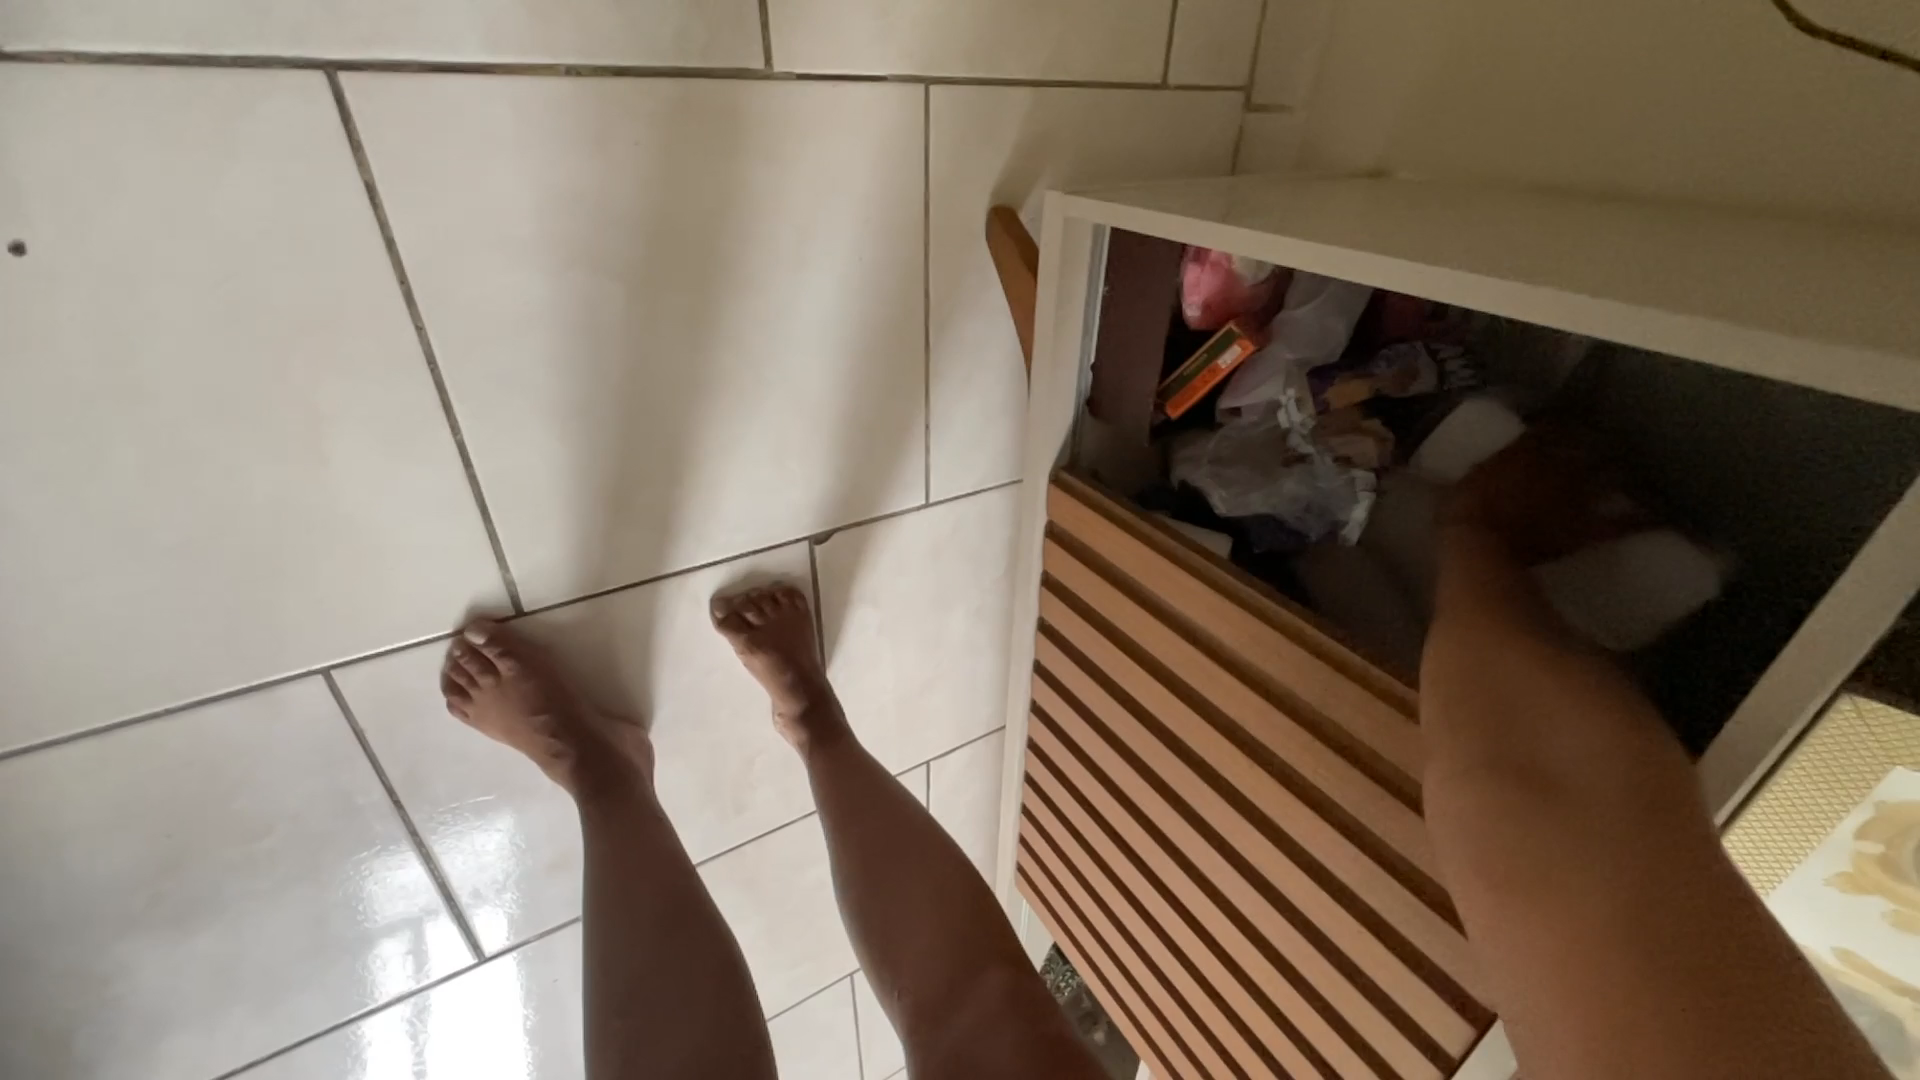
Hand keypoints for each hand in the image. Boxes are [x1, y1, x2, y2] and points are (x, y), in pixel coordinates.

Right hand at [1441, 425, 1649, 564]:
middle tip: (1604, 438)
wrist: (1480, 546)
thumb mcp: (1466, 479)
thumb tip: (1493, 458)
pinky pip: (1623, 522)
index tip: (1561, 418)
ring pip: (1610, 476)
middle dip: (1597, 441)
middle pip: (1588, 447)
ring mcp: (1579, 496)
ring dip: (1621, 471)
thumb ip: (1486, 467)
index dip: (1557, 423)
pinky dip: (1642, 519)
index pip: (1548, 428)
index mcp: (1525, 451)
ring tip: (1630, 468)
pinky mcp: (1588, 527)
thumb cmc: (1463, 512)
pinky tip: (1659, 516)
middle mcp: (1560, 466)